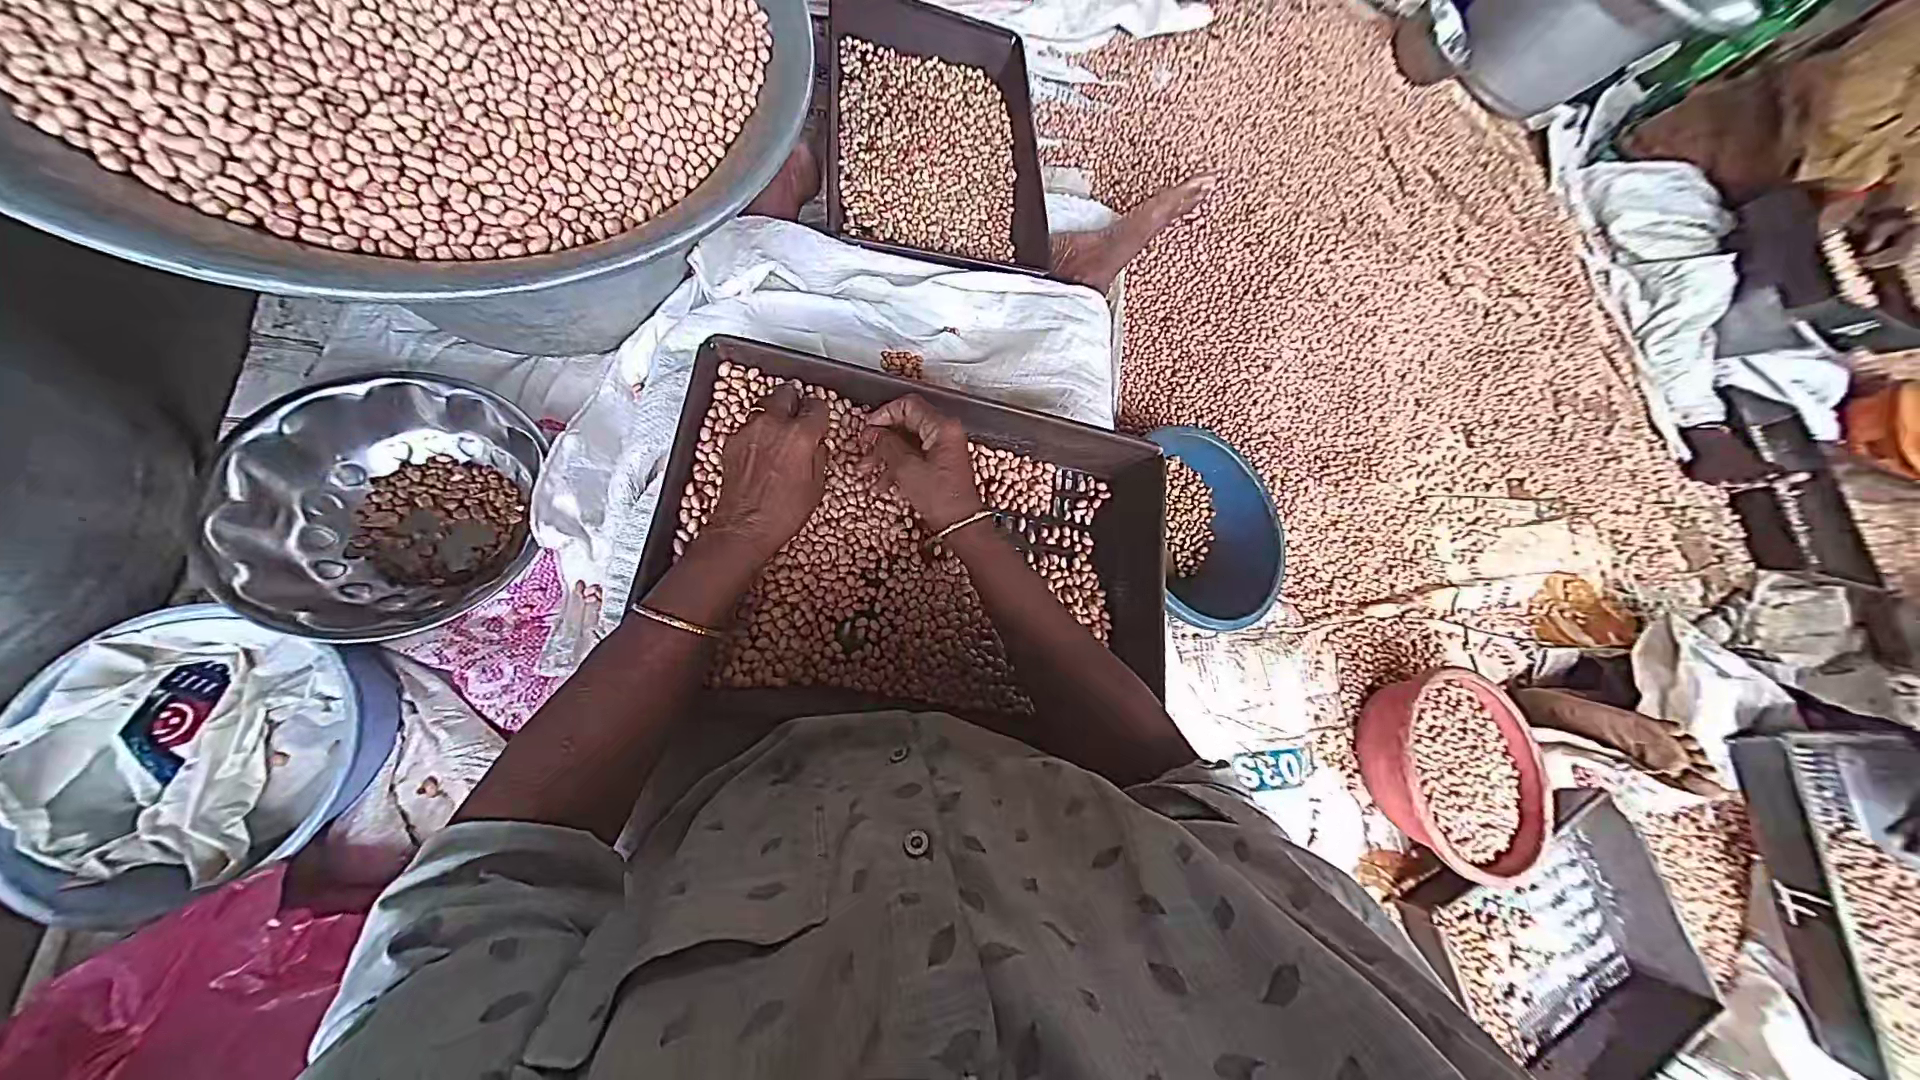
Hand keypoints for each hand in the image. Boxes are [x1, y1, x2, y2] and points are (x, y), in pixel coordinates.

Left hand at [705, 383, 829, 560]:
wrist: (744, 526)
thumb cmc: (782, 513)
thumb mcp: (816, 487)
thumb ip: (818, 457)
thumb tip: (817, 445)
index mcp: (800, 435)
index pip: (817, 406)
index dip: (821, 412)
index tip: (820, 419)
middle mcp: (772, 425)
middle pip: (785, 393)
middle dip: (794, 402)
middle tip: (799, 416)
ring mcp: (748, 430)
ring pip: (764, 407)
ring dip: (774, 415)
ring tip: (780, 435)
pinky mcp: (732, 441)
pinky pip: (748, 426)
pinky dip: (757, 433)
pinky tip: (763, 451)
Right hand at [860, 393, 983, 530]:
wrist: (960, 524)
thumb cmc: (939, 497)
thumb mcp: (907, 468)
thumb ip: (888, 445)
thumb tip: (874, 432)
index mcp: (942, 427)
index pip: (908, 405)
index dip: (883, 414)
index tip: (867, 428)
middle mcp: (945, 432)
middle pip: (906, 424)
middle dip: (881, 438)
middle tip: (864, 448)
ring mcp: (943, 448)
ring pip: (907, 442)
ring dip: (885, 455)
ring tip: (866, 470)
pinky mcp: (940, 463)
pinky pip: (914, 456)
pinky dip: (897, 466)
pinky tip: (882, 484)